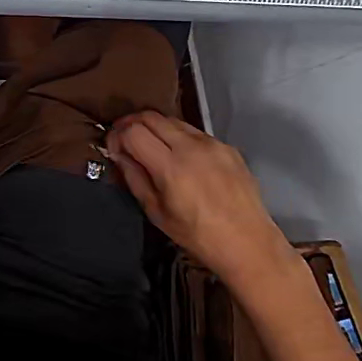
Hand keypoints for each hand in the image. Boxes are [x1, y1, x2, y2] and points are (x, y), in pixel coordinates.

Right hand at [107, 112, 297, 285]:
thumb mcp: (156, 212)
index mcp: (171, 167)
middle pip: (151, 117)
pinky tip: (179, 156)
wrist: (248, 243)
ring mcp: (212, 143)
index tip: (113, 147)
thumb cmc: (197, 236)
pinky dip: (178, 137)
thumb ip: (134, 178)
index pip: (133, 131)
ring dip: (155, 127)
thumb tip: (118, 154)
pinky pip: (194, 132)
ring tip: (149, 145)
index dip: (117, 135)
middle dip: (131, 123)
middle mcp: (191, 147)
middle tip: (124, 139)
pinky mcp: (227, 146)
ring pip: (172, 120)